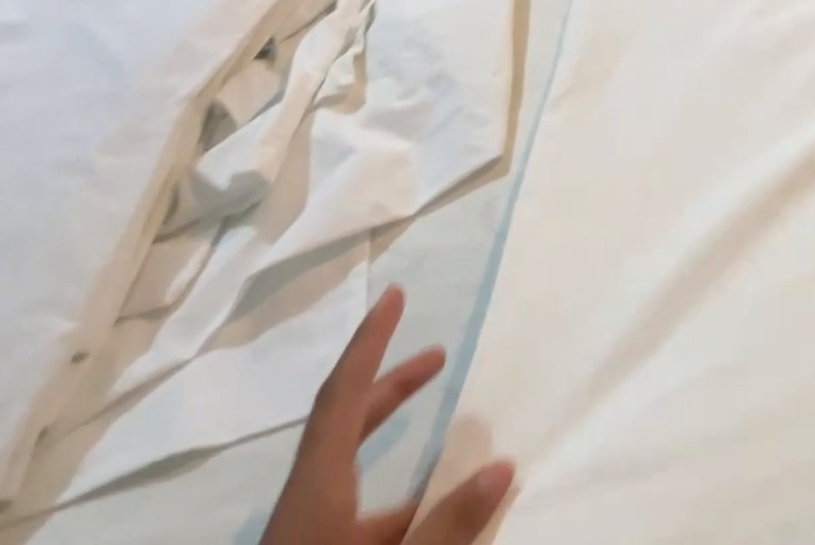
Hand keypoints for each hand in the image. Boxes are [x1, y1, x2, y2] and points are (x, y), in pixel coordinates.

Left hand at [261, 286, 515, 544]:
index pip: (343, 398)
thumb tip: (505, 464)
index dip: (369, 343)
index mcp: (317, 493)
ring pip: (361, 476)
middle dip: (393, 385)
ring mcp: (313, 535)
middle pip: (347, 426)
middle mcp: (310, 504)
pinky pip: (370, 516)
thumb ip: (449, 524)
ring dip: (410, 454)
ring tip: (468, 442)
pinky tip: (446, 515)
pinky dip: (411, 503)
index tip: (393, 294)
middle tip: (442, 356)